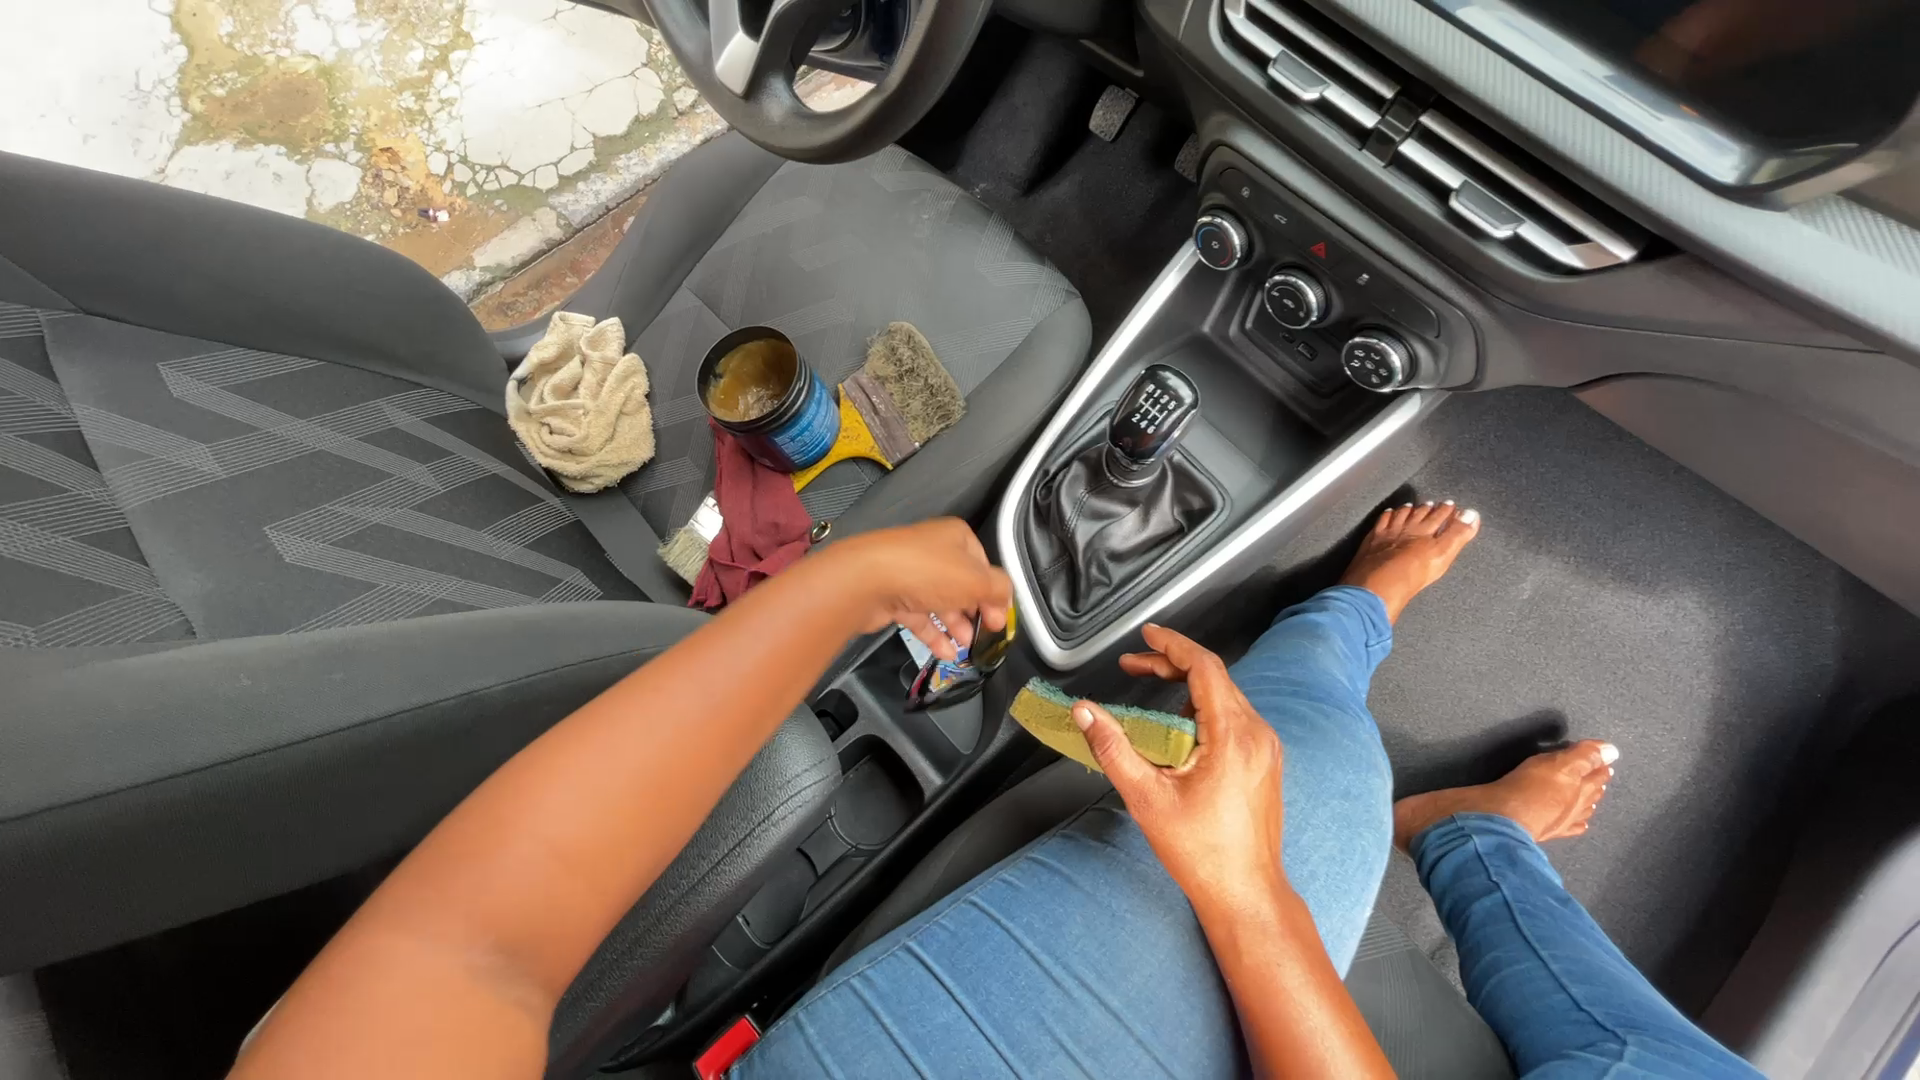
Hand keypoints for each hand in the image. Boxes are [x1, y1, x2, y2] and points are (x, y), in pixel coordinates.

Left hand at [820, 518, 1011, 660]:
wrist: (866, 580)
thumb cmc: (928, 573)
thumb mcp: (977, 580)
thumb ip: (1000, 589)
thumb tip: (1006, 598)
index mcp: (956, 537)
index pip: (984, 564)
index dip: (994, 591)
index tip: (1001, 616)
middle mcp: (933, 551)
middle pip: (962, 584)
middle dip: (976, 611)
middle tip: (986, 634)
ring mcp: (911, 573)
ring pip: (940, 601)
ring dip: (956, 625)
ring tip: (967, 646)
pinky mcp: (893, 595)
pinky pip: (919, 616)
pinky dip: (934, 634)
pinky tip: (946, 652)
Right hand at [1073, 624, 1285, 901]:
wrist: (1247, 893)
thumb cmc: (1201, 851)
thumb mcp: (1145, 796)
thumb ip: (1111, 746)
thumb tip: (1084, 711)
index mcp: (1232, 735)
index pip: (1204, 668)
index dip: (1172, 645)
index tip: (1147, 633)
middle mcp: (1256, 734)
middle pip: (1213, 677)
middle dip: (1170, 664)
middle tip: (1132, 666)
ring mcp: (1266, 748)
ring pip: (1224, 696)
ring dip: (1186, 685)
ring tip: (1149, 692)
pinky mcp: (1264, 761)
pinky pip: (1233, 716)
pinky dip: (1202, 707)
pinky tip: (1177, 725)